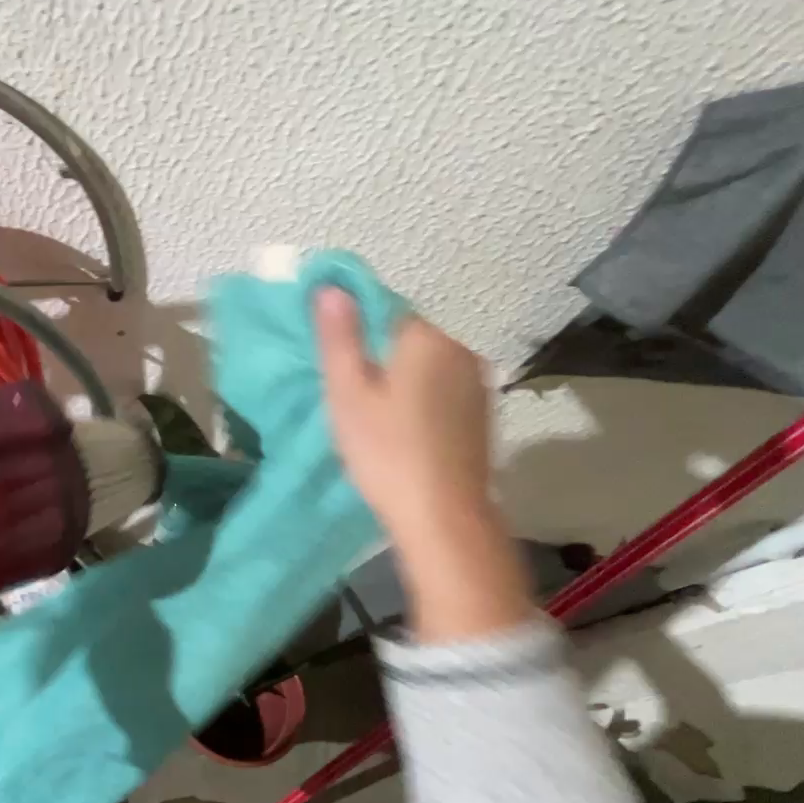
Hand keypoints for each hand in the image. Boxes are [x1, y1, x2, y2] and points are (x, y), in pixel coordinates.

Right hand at [314, 288, 531, 641]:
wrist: (442, 515)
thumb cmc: (385, 451)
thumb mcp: (347, 392)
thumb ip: (340, 337)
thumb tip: (330, 287)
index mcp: (426, 338)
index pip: (383, 304)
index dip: (350, 319)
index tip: (325, 344)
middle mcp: (460, 348)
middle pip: (405, 331)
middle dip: (372, 345)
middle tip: (339, 381)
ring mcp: (475, 379)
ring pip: (423, 358)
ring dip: (395, 369)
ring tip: (365, 402)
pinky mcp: (479, 409)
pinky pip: (438, 382)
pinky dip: (415, 389)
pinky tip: (397, 419)